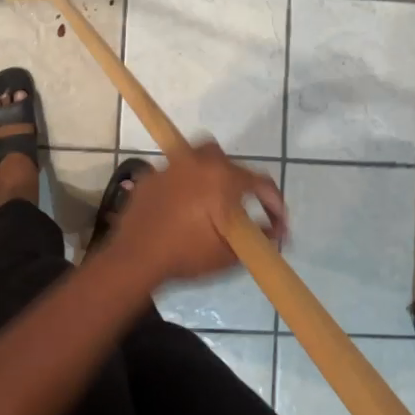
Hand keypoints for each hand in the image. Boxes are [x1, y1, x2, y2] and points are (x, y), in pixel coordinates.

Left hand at [110, 140, 287, 283]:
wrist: (135, 256)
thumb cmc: (186, 254)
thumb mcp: (230, 253)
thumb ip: (259, 237)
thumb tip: (277, 230)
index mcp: (222, 178)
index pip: (260, 182)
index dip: (275, 202)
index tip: (279, 221)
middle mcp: (198, 162)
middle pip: (226, 161)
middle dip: (238, 181)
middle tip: (241, 205)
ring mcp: (170, 165)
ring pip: (198, 158)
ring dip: (209, 175)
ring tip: (211, 202)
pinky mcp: (150, 176)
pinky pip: (174, 172)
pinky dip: (184, 185)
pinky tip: (181, 207)